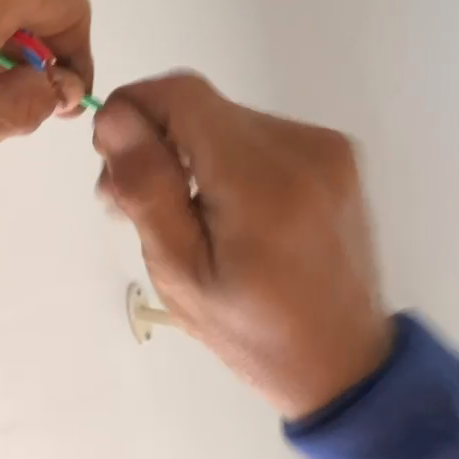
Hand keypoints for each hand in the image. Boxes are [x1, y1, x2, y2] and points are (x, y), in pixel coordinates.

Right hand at [92, 74, 390, 419]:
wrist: (346, 364)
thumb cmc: (250, 330)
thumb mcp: (178, 271)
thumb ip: (145, 188)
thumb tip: (114, 117)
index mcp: (263, 181)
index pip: (180, 94)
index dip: (133, 109)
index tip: (113, 159)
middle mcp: (302, 148)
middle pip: (196, 105)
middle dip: (152, 138)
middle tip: (131, 200)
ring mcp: (325, 147)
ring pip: (219, 115)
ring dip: (183, 148)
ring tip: (176, 209)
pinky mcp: (332, 152)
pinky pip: (249, 130)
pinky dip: (218, 154)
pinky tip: (216, 203)